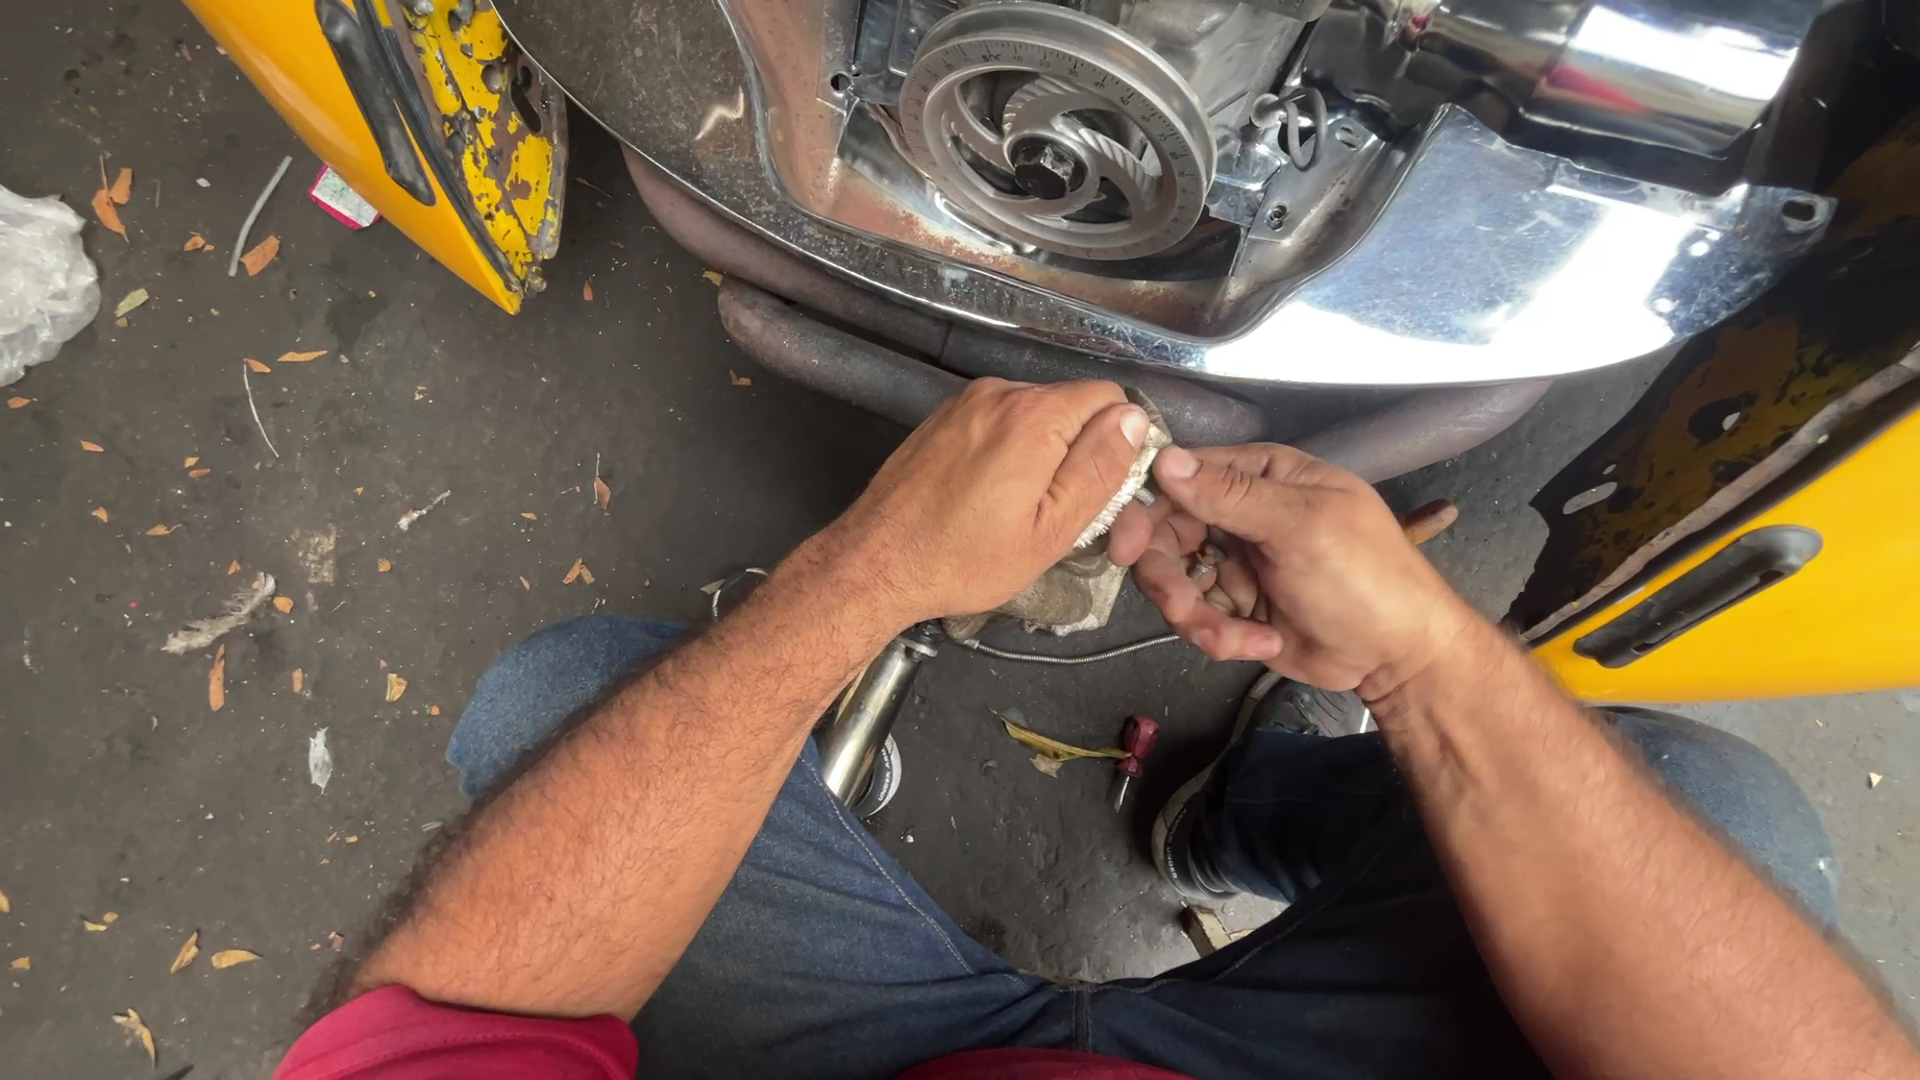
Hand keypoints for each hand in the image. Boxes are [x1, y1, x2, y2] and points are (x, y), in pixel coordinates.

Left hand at [811, 378, 1148, 625]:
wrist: (875, 563)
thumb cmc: (966, 559)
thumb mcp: (1051, 529)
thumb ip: (1099, 467)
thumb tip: (1133, 418)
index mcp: (1034, 414)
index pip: (1110, 399)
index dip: (1119, 444)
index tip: (1101, 490)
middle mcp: (1000, 391)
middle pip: (1071, 407)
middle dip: (1078, 452)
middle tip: (1059, 512)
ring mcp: (966, 402)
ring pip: (1035, 417)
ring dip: (1042, 454)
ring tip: (1018, 509)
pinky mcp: (943, 418)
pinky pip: (999, 423)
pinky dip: (1008, 451)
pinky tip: (987, 496)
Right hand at [1108, 443, 1475, 697]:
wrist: (1397, 658)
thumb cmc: (1364, 576)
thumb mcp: (1301, 527)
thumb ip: (1231, 495)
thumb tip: (1163, 459)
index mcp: (1256, 476)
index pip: (1178, 477)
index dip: (1142, 510)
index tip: (1124, 548)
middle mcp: (1234, 512)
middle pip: (1162, 535)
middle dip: (1168, 578)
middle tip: (1180, 606)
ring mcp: (1229, 560)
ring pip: (1171, 581)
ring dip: (1195, 615)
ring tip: (1232, 638)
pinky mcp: (1228, 604)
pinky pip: (1193, 615)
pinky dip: (1218, 635)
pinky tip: (1261, 642)